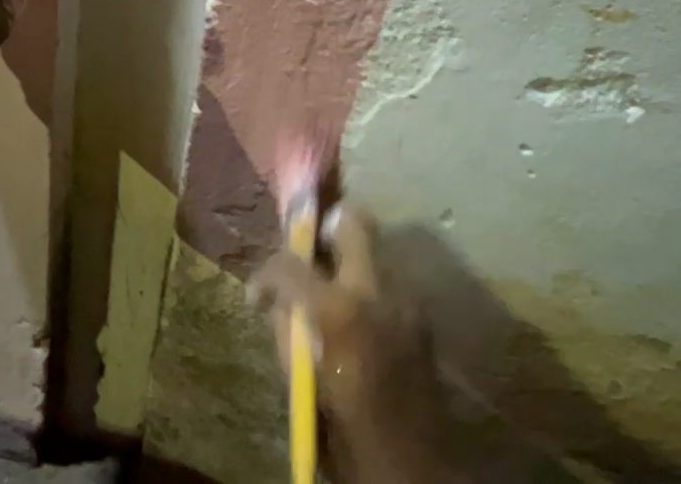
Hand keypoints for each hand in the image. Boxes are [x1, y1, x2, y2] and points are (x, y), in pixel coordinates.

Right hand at [252, 203, 450, 483]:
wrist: (415, 469)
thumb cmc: (347, 433)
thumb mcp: (302, 384)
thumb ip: (286, 332)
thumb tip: (278, 303)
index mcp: (340, 311)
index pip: (291, 264)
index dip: (267, 273)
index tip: (258, 294)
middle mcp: (378, 291)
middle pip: (353, 222)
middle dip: (325, 227)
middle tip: (307, 251)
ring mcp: (407, 299)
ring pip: (374, 248)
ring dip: (348, 258)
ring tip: (330, 290)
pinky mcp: (422, 315)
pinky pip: (388, 280)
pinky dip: (367, 285)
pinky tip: (357, 317)